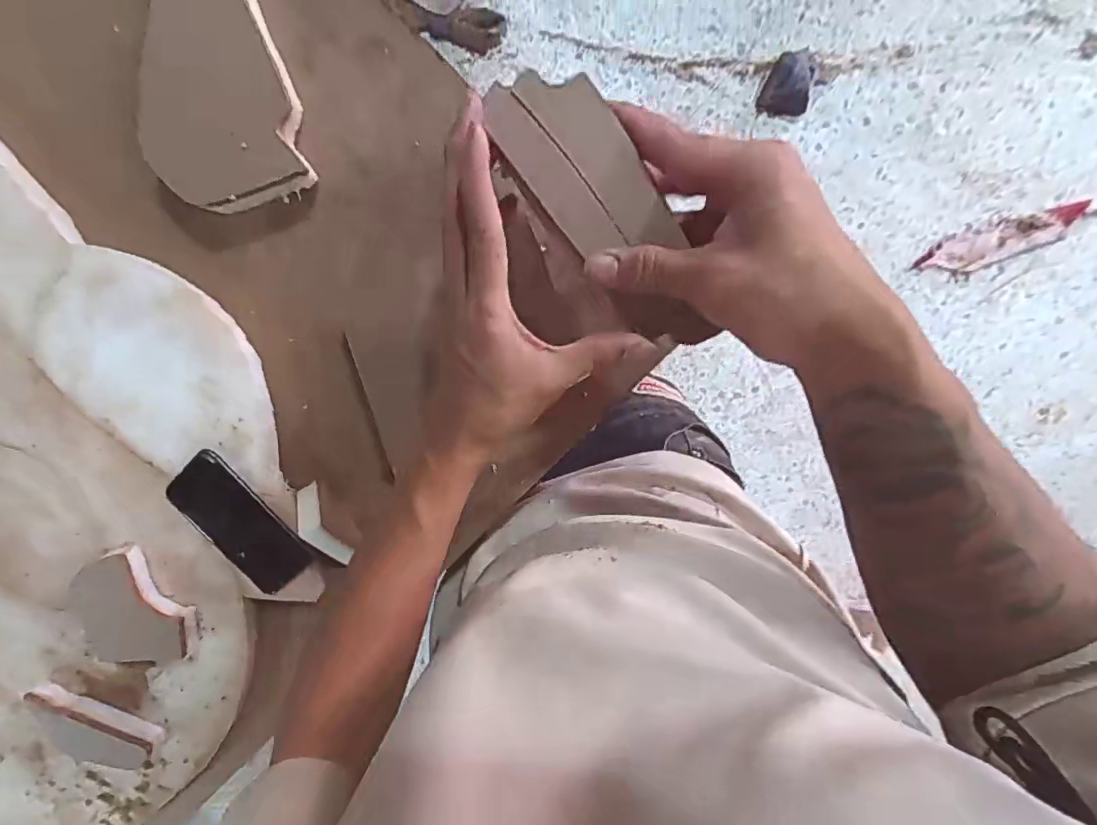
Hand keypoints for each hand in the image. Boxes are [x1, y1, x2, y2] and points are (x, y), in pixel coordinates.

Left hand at [425, 95, 652, 468]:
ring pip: (448, 233)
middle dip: (458, 162)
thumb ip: (596, 354)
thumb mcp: (551, 381)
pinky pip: (456, 254)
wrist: (452, 442)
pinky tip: (486, 204)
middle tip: (468, 112)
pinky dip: (465, 220)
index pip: (481, 230)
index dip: (477, 178)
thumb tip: (648, 337)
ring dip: (457, 185)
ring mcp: (450, 302)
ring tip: (471, 140)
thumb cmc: (496, 413)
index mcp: (484, 306)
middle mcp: (459, 295)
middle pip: (453, 218)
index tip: (476, 130)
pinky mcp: (451, 311)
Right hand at [585, 107, 922, 372]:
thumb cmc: (787, 294)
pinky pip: (703, 234)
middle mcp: (754, 178)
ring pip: (690, 209)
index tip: (598, 118)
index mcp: (749, 169)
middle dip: (636, 185)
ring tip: (603, 236)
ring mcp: (758, 208)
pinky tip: (641, 269)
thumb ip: (649, 268)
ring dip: (652, 227)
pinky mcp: (757, 237)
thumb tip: (594, 264)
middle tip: (586, 188)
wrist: (847, 335)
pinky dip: (674, 250)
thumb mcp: (710, 280)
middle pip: (682, 174)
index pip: (677, 143)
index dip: (635, 132)